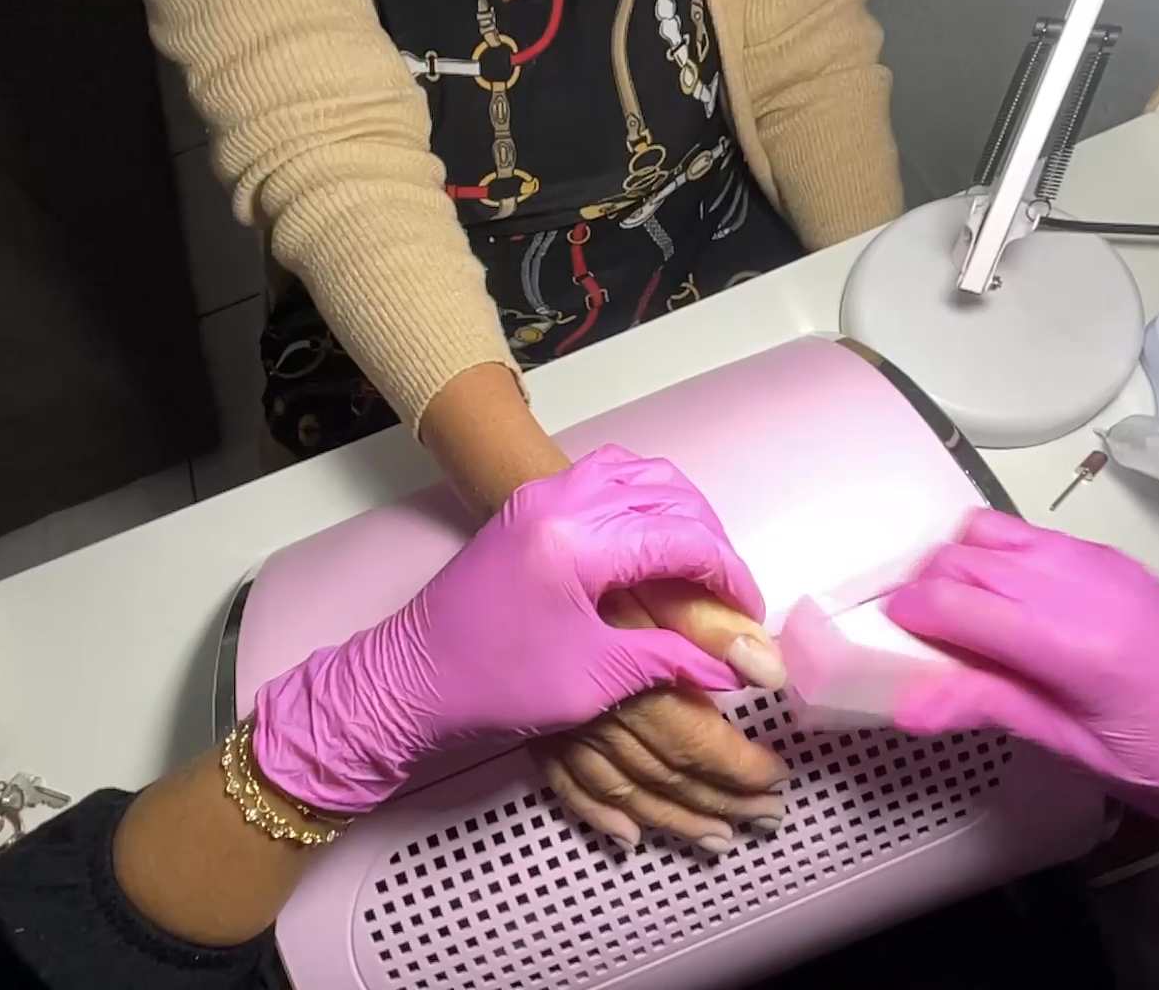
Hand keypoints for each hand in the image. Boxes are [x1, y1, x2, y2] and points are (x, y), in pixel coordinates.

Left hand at [251, 446, 758, 814]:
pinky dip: (640, 499)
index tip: (749, 613)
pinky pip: (603, 477)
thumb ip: (674, 658)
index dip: (728, 573)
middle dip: (709, 537)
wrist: (408, 680)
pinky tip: (649, 542)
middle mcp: (561, 498)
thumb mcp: (595, 678)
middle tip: (727, 589)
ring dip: (677, 509)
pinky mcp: (530, 505)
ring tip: (696, 563)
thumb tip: (740, 664)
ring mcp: (541, 494)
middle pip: (667, 491)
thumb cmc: (496, 685)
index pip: (682, 536)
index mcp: (577, 539)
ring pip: (637, 473)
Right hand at [535, 581, 789, 853]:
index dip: (743, 765)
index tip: (776, 773)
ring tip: (714, 835)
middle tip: (762, 816)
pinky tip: (628, 833)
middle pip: (666, 773)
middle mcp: (596, 710)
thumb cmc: (585, 559)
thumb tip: (768, 669)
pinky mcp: (536, 723)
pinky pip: (569, 785)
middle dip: (721, 802)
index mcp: (630, 675)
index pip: (697, 741)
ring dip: (672, 820)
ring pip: (624, 791)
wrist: (516, 560)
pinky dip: (601, 815)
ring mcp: (561, 724)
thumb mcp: (654, 577)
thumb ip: (711, 623)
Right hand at [883, 509, 1158, 956]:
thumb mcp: (1070, 747)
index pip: (956, 602)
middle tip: (919, 628)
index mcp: (1074, 645)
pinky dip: (990, 552)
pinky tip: (1000, 593)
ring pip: (986, 532)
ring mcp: (1097, 561)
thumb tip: (903, 705)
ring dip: (955, 562)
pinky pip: (1022, 532)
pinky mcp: (1106, 555)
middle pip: (962, 559)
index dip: (908, 611)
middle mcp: (1083, 585)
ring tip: (957, 607)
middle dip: (924, 587)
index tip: (889, 630)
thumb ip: (985, 706)